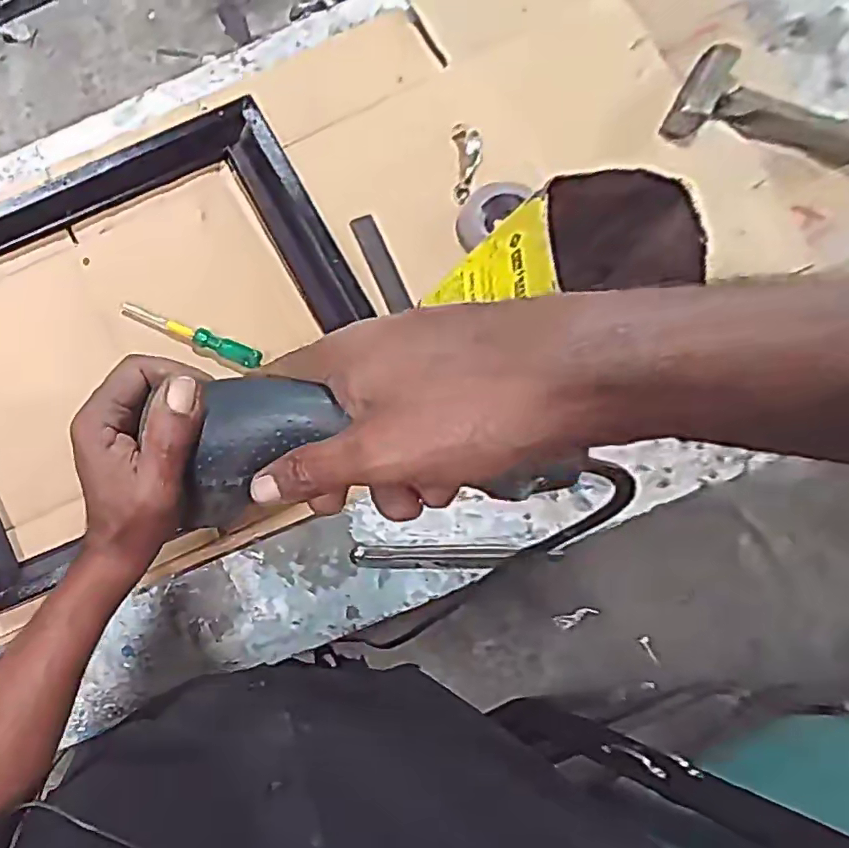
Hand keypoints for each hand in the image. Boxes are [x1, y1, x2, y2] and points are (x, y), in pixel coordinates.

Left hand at [71, 355, 208, 572]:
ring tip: (203, 420)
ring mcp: (106, 429)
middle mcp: (96, 417)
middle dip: (177, 386)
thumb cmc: (136, 524)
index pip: (135, 369)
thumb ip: (169, 433)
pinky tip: (189, 433)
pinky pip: (146, 412)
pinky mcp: (118, 440)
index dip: (173, 373)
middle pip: (140, 377)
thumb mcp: (158, 480)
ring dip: (176, 402)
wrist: (120, 553)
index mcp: (96, 420)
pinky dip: (170, 417)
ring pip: (145, 394)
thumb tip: (186, 384)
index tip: (205, 395)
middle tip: (209, 408)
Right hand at [251, 296, 624, 519]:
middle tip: (355, 500)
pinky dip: (431, 450)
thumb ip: (312, 469)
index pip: (275, 388)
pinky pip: (425, 416)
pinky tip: (460, 472)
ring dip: (394, 469)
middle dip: (344, 469)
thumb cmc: (475, 407)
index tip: (278, 477)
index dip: (268, 437)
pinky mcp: (464, 366)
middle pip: (332, 417)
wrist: (590, 372)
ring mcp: (423, 353)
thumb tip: (259, 485)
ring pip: (382, 424)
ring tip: (428, 492)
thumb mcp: (377, 454)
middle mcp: (376, 346)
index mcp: (341, 356)